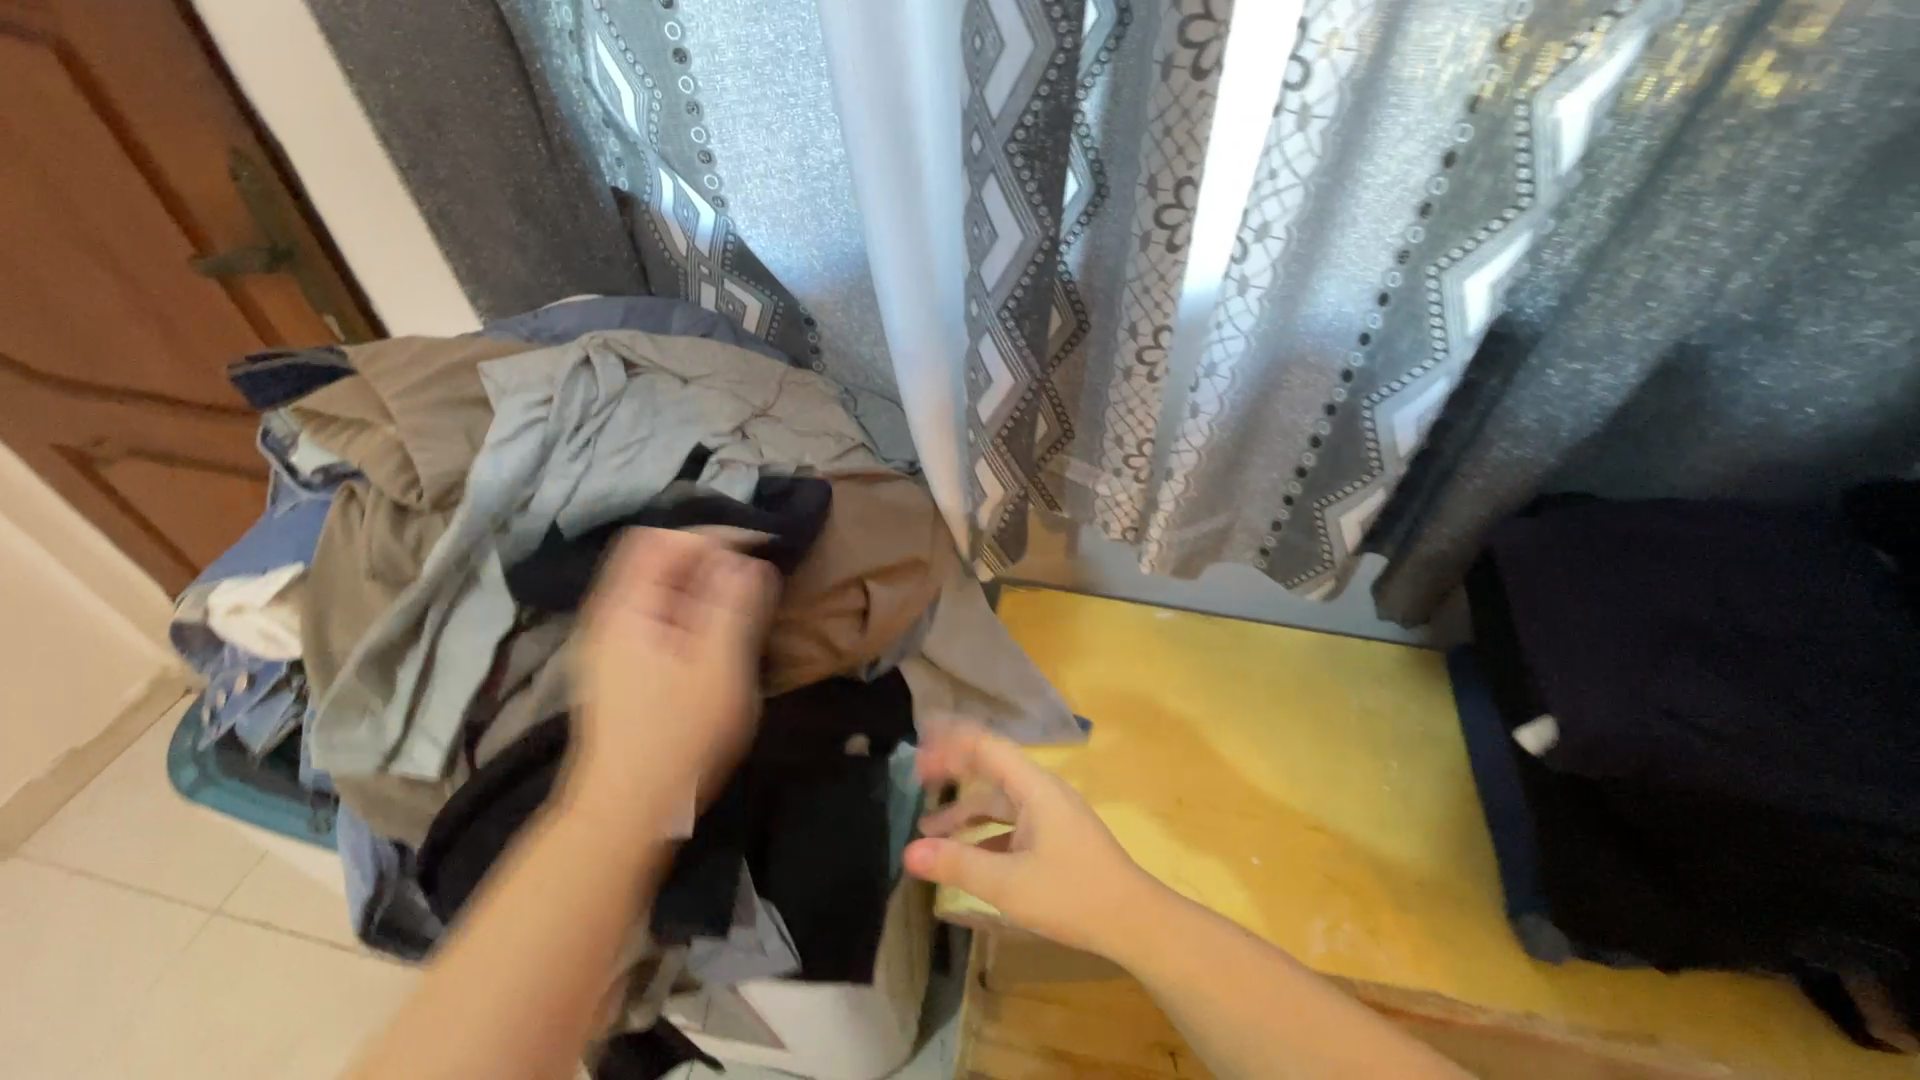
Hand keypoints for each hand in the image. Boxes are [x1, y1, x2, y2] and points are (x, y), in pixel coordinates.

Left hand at [564, 528, 777, 837]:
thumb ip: (734, 605)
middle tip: (753, 579)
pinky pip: (654, 618)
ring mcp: (609, 645)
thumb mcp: (719, 665)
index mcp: (625, 608)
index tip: (759, 548)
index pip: (661, 540)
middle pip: (654, 561)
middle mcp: (607, 617)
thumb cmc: (679, 736)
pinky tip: (714, 640)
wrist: (628, 810)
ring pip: (656, 592)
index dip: (712, 535)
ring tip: (742, 607)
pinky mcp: (619, 670)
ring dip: (700, 587)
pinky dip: (688, 613)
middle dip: (708, 559)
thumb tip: (746, 561)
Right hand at [904, 726, 1161, 958]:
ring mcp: (1051, 815)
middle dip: (954, 773)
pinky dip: (985, 834)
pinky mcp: (1056, 839)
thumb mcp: (1008, 883)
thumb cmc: (1072, 894)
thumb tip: (909, 852)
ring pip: (1000, 802)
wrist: (1134, 921)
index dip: (950, 744)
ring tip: (928, 829)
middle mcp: (1042, 792)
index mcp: (1034, 788)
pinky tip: (966, 857)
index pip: (986, 747)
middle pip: (991, 770)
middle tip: (917, 780)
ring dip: (966, 812)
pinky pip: (1012, 825)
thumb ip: (958, 864)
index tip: (918, 753)